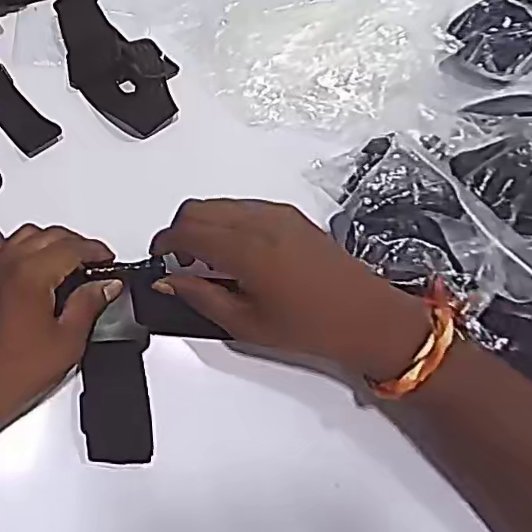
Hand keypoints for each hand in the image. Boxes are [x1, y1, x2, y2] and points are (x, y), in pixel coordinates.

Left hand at [0, 225, 121, 451]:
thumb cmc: (11, 371)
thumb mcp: (67, 342)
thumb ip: (88, 305)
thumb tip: (104, 285)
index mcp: (30, 274)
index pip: (71, 246)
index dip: (96, 251)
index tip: (109, 260)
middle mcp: (9, 264)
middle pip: (50, 235)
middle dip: (77, 244)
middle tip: (96, 264)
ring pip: (29, 236)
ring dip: (52, 242)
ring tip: (73, 265)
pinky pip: (9, 248)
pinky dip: (28, 248)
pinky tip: (41, 268)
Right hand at [150, 199, 430, 381]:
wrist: (372, 321)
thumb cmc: (317, 327)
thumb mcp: (245, 324)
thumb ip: (199, 296)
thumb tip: (169, 281)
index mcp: (246, 250)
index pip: (185, 231)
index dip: (164, 243)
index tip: (160, 257)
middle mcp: (260, 223)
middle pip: (196, 209)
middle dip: (179, 231)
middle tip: (180, 260)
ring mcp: (277, 215)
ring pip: (218, 204)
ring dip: (203, 224)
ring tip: (208, 260)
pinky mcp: (290, 215)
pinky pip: (242, 207)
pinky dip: (226, 221)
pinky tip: (234, 251)